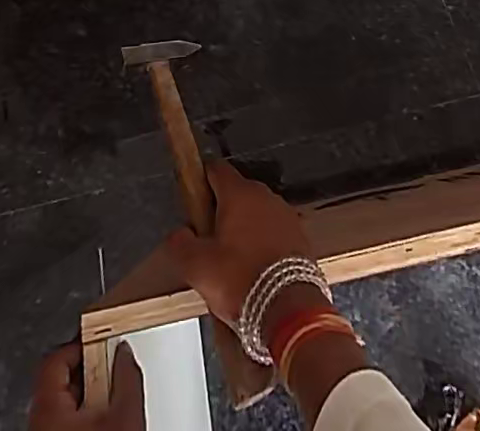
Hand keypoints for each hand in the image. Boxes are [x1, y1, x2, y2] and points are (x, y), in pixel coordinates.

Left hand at [28, 343, 144, 430]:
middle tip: (113, 371)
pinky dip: (88, 421)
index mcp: (46, 408)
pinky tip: (108, 426)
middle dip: (90, 374)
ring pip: (65, 408)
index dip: (80, 344)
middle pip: (61, 382)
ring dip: (91, 399)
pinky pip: (68, 427)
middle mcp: (38, 425)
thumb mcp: (125, 415)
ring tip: (114, 402)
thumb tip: (125, 354)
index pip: (55, 358)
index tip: (102, 340)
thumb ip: (127, 376)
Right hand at [164, 159, 315, 327]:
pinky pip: (273, 232)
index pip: (215, 169)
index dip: (200, 179)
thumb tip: (179, 234)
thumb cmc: (243, 281)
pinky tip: (254, 269)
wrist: (290, 310)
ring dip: (243, 229)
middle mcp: (265, 196)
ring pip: (256, 213)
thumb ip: (179, 243)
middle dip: (220, 211)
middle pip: (236, 193)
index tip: (193, 197)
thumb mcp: (196, 266)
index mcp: (239, 194)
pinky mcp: (299, 237)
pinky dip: (263, 244)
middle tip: (208, 240)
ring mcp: (285, 215)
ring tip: (232, 261)